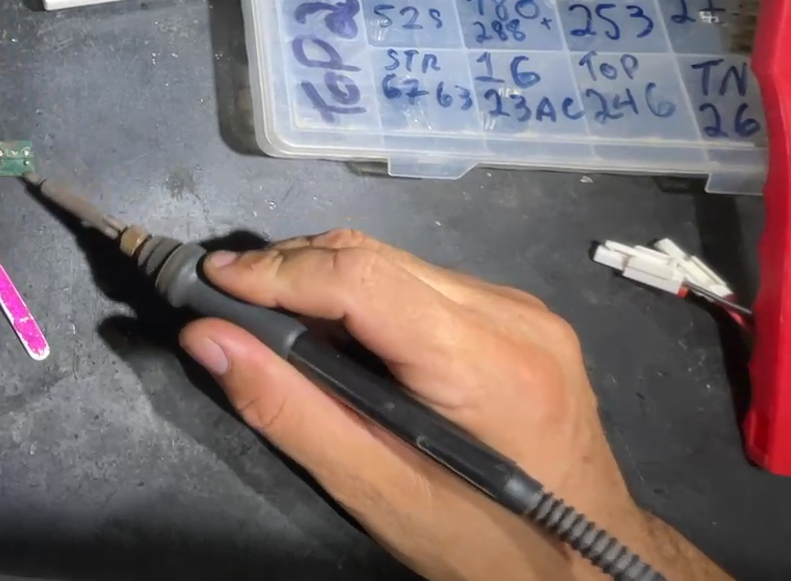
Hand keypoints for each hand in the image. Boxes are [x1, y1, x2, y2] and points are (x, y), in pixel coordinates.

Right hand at [178, 230, 727, 580]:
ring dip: (308, 275)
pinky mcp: (503, 308)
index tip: (209, 280)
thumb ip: (286, 409)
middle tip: (224, 301)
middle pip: (364, 255)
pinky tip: (326, 328)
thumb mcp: (376, 492)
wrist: (599, 573)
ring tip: (266, 315)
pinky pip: (398, 272)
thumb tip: (204, 336)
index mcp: (490, 363)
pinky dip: (343, 287)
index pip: (360, 279)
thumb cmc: (487, 545)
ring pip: (376, 255)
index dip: (275, 272)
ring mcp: (512, 305)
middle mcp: (508, 313)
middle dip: (281, 268)